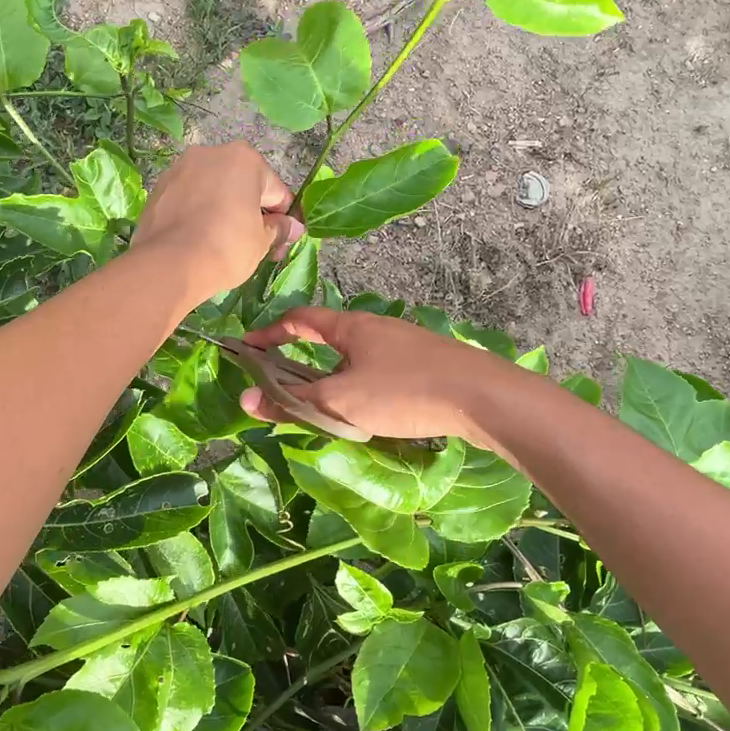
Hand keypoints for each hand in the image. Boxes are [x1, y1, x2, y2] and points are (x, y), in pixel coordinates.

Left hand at [131, 142, 301, 303]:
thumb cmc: (226, 246)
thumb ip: (278, 228)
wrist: (169, 264)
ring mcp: (180, 169)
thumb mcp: (262, 241)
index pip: (275, 191)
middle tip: (256, 246)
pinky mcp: (158, 188)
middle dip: (251, 212)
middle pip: (242, 186)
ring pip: (213, 190)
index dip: (283, 219)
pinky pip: (189, 200)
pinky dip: (198, 214)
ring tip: (225, 244)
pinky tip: (200, 239)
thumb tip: (292, 226)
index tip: (282, 241)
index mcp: (243, 158)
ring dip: (224, 210)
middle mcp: (210, 154)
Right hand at [239, 307, 517, 445]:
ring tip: (322, 404)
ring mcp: (404, 344)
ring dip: (331, 376)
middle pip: (327, 338)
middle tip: (280, 384)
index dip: (269, 333)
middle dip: (300, 359)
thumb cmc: (403, 392)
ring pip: (355, 357)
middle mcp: (375, 327)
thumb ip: (292, 402)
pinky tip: (368, 410)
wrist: (484, 398)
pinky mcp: (426, 364)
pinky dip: (359, 384)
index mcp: (350, 327)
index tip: (246, 347)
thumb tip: (245, 399)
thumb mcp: (339, 402)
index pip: (299, 320)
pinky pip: (379, 370)